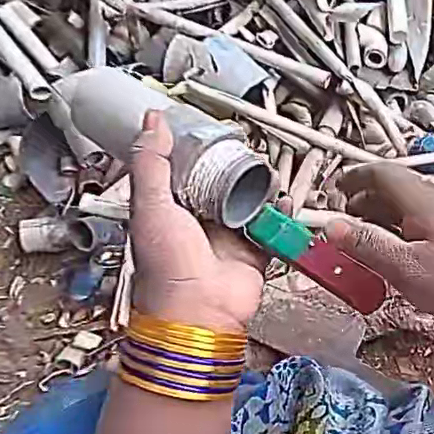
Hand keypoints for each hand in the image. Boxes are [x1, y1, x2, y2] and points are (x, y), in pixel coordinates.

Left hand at [128, 111, 264, 331]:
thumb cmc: (166, 267)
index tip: (212, 134)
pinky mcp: (252, 252)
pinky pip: (270, 227)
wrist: (198, 310)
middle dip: (236, 169)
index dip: (199, 152)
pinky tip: (283, 200)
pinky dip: (280, 213)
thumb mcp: (150, 205)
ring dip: (260, 188)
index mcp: (171, 209)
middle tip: (246, 153)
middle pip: (222, 184)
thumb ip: (151, 163)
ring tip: (267, 173)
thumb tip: (152, 123)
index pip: (186, 171)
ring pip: (249, 202)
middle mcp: (200, 222)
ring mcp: (227, 237)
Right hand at [325, 163, 433, 343]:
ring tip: (363, 242)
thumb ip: (369, 246)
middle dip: (361, 201)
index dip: (352, 179)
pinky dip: (398, 230)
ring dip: (379, 217)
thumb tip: (332, 227)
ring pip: (405, 205)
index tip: (332, 192)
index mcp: (421, 201)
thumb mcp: (408, 269)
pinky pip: (420, 221)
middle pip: (391, 188)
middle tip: (342, 223)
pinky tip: (396, 254)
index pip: (379, 173)